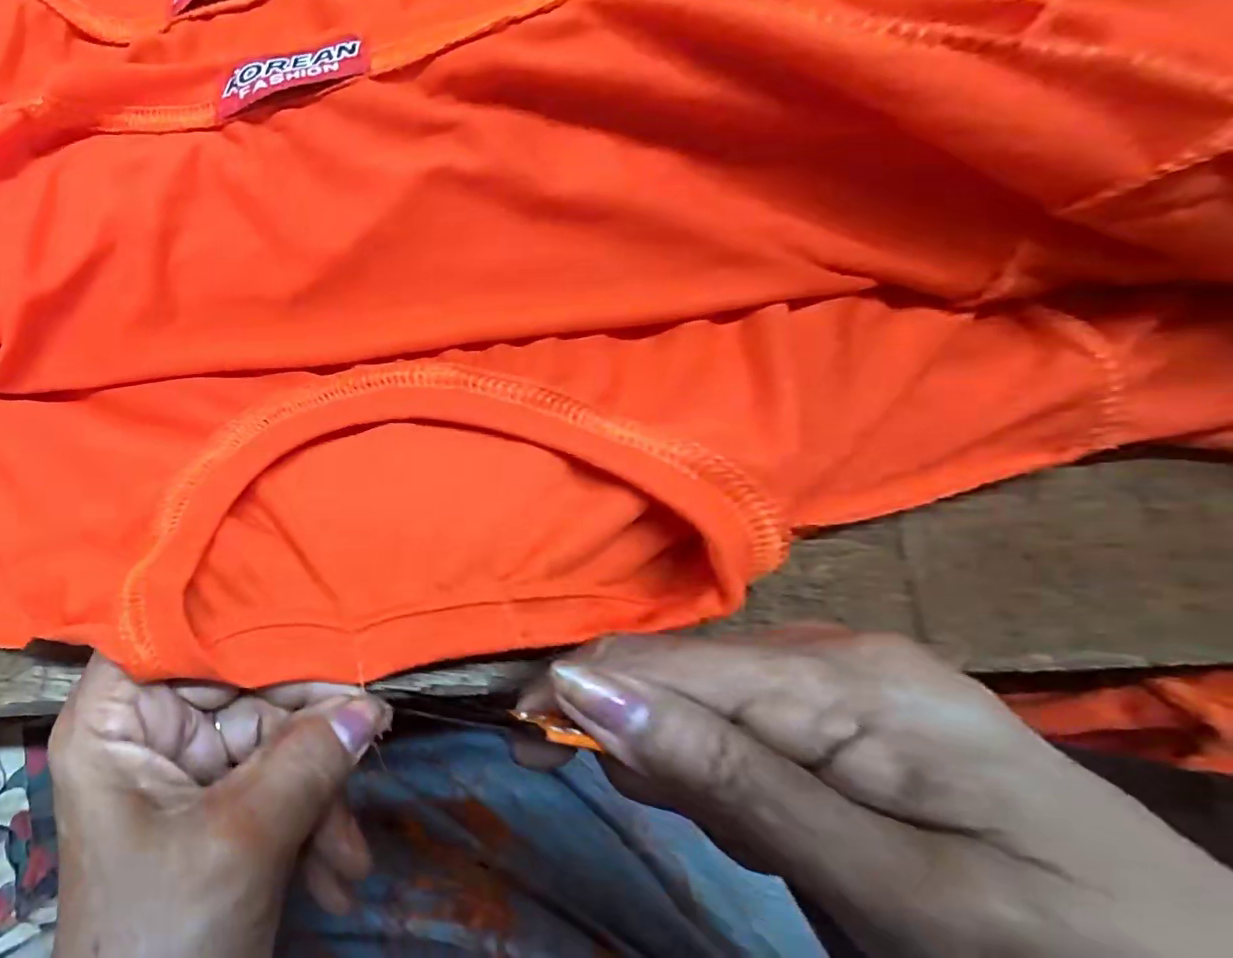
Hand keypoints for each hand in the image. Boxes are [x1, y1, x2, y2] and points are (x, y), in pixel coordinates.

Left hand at [51, 654, 389, 957]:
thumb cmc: (166, 938)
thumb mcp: (241, 841)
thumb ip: (306, 763)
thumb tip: (368, 706)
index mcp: (113, 721)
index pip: (170, 635)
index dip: (233, 622)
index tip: (306, 621)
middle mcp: (144, 733)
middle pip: (236, 690)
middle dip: (304, 733)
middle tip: (369, 735)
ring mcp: (181, 772)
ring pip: (265, 742)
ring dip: (317, 792)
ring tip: (350, 853)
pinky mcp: (213, 809)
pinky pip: (270, 786)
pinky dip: (308, 821)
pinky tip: (337, 873)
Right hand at [529, 628, 1232, 957]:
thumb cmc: (1067, 950)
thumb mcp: (893, 888)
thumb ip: (728, 779)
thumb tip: (581, 686)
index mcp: (846, 676)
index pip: (664, 662)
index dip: (576, 689)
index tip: (513, 736)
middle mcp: (832, 652)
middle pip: (675, 672)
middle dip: (628, 730)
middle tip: (636, 809)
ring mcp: (844, 678)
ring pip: (699, 698)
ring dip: (681, 763)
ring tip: (745, 841)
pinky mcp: (849, 712)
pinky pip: (741, 720)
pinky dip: (722, 772)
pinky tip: (767, 821)